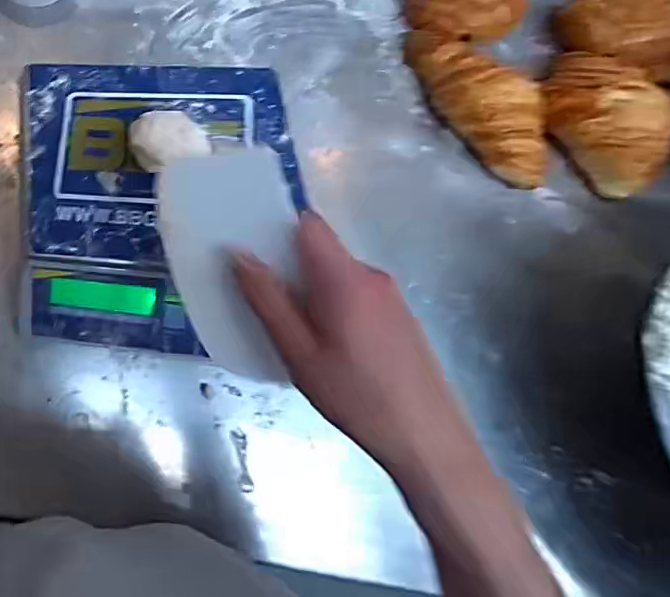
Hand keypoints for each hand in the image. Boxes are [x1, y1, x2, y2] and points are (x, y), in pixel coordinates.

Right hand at [232, 212, 477, 479]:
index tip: (254, 247)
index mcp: (344, 276)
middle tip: (268, 299)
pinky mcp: (401, 316)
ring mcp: (391, 295)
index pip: (308, 223)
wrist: (431, 445)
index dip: (277, 227)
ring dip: (313, 289)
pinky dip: (336, 304)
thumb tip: (239, 254)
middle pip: (321, 249)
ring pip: (337, 273)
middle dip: (290, 266)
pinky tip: (332, 345)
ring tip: (298, 331)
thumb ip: (266, 298)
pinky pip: (357, 292)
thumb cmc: (357, 397)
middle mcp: (371, 274)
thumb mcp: (298, 351)